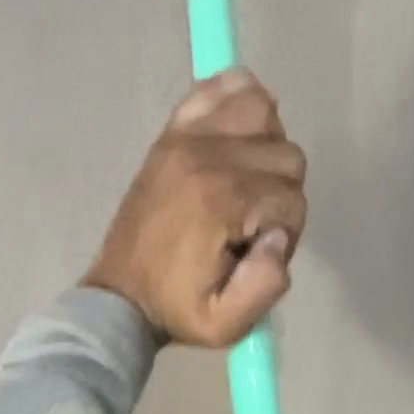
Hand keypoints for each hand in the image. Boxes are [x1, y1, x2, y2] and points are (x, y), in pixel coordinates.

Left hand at [83, 69, 307, 347]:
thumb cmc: (175, 309)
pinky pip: (218, 88)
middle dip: (281, 193)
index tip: (257, 254)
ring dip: (267, 146)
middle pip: (285, 154)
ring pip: (262, 111)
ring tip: (247, 183)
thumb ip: (265, 287)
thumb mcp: (225, 325)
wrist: (120, 298)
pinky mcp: (171, 134)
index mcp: (219, 202)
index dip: (287, 233)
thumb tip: (276, 239)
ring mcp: (184, 138)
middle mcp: (205, 157)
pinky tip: (235, 135)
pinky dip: (237, 100)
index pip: (292, 198)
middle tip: (252, 227)